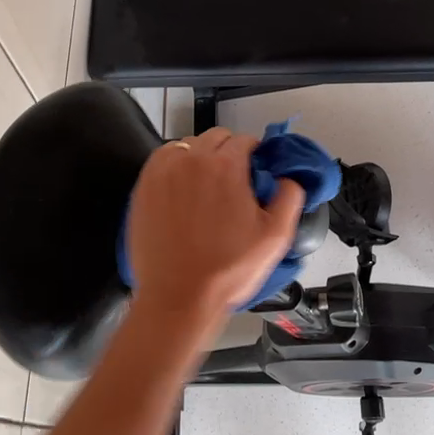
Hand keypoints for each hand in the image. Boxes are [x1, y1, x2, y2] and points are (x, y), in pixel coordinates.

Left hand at [125, 128, 304, 330]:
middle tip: (234, 180)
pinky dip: (175, 165)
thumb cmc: (225, 270)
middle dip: (229, 152)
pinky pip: (163, 160)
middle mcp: (192, 160)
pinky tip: (182, 188)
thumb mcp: (275, 236)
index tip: (255, 170)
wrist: (178, 297)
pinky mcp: (144, 186)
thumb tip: (288, 179)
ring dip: (201, 156)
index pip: (245, 140)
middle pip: (216, 137)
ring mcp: (164, 171)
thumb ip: (289, 196)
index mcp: (225, 166)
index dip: (255, 154)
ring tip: (207, 186)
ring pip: (188, 145)